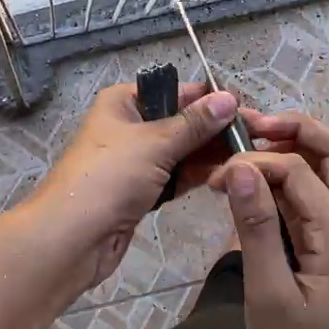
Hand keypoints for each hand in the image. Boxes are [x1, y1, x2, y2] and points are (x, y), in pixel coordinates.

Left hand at [27, 83, 237, 288]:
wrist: (71, 238)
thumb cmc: (109, 177)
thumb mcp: (155, 143)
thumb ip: (194, 123)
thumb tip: (229, 99)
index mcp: (123, 102)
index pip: (175, 91)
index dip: (209, 98)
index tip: (247, 109)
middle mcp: (128, 125)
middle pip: (179, 121)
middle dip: (214, 129)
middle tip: (257, 138)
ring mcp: (134, 161)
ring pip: (179, 151)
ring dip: (208, 155)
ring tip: (250, 158)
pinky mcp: (139, 192)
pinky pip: (174, 176)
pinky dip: (195, 176)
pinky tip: (226, 177)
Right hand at [214, 113, 328, 328]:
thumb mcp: (267, 294)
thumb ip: (256, 226)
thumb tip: (240, 167)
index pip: (299, 170)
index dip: (256, 161)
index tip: (217, 178)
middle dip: (293, 129)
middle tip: (247, 126)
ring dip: (290, 149)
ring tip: (244, 147)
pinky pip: (315, 196)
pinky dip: (286, 178)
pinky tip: (254, 184)